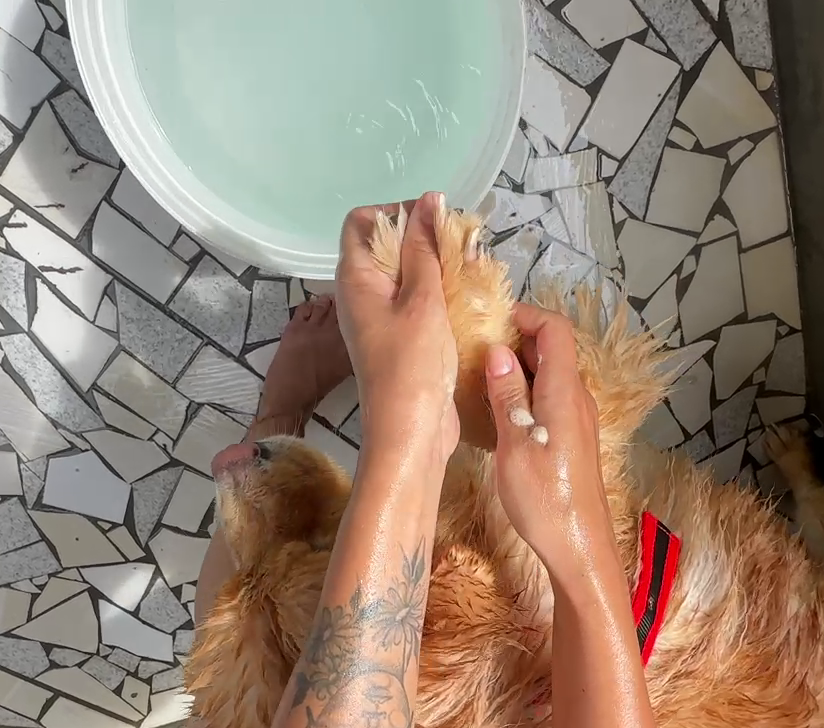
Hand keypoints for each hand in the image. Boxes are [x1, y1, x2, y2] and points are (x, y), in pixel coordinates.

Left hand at [249, 295, 349, 438]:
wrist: (288, 399)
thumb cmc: (316, 392)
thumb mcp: (342, 373)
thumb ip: (349, 355)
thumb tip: (354, 340)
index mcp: (350, 351)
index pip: (360, 323)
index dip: (359, 313)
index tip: (360, 310)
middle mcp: (336, 337)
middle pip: (343, 310)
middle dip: (344, 304)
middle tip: (344, 301)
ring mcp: (314, 330)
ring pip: (324, 305)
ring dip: (328, 302)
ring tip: (330, 301)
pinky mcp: (295, 328)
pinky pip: (305, 308)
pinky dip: (309, 305)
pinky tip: (311, 308)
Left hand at [335, 193, 459, 459]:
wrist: (410, 431)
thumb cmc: (411, 365)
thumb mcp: (422, 299)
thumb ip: (425, 248)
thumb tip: (429, 201)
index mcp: (354, 279)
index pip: (362, 222)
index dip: (395, 212)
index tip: (434, 223)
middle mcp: (361, 296)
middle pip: (386, 247)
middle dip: (424, 240)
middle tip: (460, 248)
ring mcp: (380, 320)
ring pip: (406, 277)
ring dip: (436, 269)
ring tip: (469, 272)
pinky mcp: (400, 341)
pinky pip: (416, 305)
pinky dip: (438, 297)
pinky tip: (466, 301)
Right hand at [483, 304, 613, 585]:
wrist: (579, 548)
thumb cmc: (544, 501)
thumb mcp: (514, 446)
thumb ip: (507, 396)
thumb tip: (498, 351)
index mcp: (565, 393)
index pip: (556, 330)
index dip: (526, 316)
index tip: (491, 323)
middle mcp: (579, 400)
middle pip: (554, 350)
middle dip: (516, 342)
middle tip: (477, 354)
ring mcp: (580, 421)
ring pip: (551, 377)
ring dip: (519, 371)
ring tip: (482, 383)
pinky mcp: (575, 441)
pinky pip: (552, 402)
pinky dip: (527, 396)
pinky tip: (501, 417)